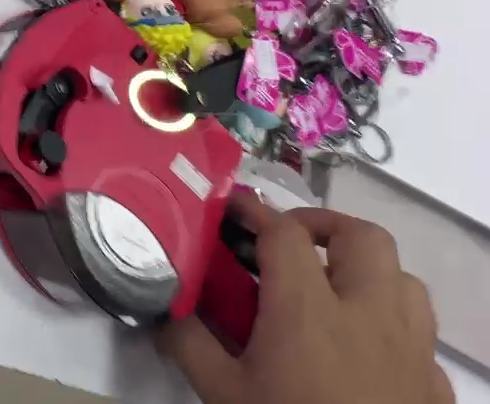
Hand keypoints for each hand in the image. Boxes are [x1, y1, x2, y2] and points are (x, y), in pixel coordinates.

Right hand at [159, 193, 450, 403]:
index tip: (227, 209)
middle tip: (283, 239)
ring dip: (362, 267)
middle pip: (365, 239)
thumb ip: (185, 335)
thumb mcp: (218, 386)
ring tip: (323, 282)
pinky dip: (387, 316)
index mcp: (309, 309)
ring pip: (405, 278)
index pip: (285, 232)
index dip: (254, 210)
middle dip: (321, 224)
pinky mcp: (435, 383)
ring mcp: (412, 350)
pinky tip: (356, 338)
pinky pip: (420, 330)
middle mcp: (369, 317)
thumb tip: (161, 301)